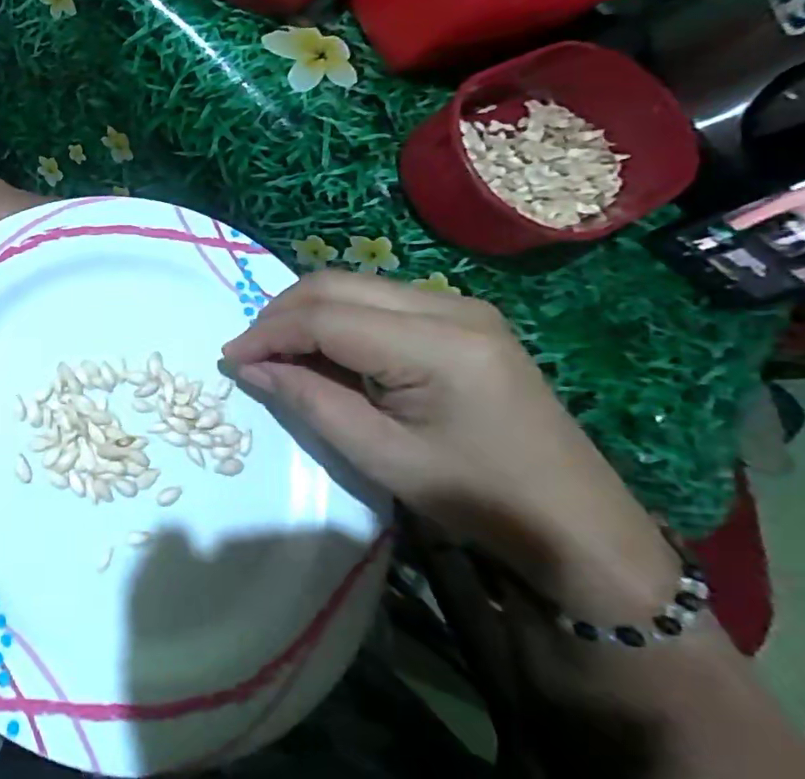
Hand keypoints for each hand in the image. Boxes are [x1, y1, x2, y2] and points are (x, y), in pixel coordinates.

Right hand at [222, 271, 678, 619]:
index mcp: (437, 344)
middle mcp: (450, 307)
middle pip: (336, 285)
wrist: (574, 520)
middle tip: (249, 353)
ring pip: (354, 285)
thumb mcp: (380, 456)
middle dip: (280, 314)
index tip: (230, 359)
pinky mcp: (462, 318)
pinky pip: (378, 300)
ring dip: (305, 313)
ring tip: (278, 352)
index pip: (326, 318)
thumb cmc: (475, 495)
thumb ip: (309, 401)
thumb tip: (250, 367)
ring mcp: (460, 307)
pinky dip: (337, 317)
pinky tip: (323, 350)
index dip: (268, 333)